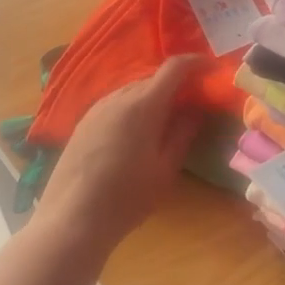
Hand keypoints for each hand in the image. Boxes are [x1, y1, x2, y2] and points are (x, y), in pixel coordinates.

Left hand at [33, 55, 204, 253]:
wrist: (70, 220)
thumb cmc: (127, 196)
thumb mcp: (166, 166)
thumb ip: (184, 131)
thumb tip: (197, 108)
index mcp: (143, 105)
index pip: (174, 67)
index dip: (196, 63)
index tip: (213, 70)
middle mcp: (118, 98)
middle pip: (153, 78)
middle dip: (177, 84)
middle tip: (196, 102)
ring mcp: (96, 110)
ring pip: (133, 90)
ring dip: (155, 96)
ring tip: (169, 118)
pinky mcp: (83, 123)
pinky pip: (117, 103)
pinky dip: (135, 107)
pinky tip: (139, 131)